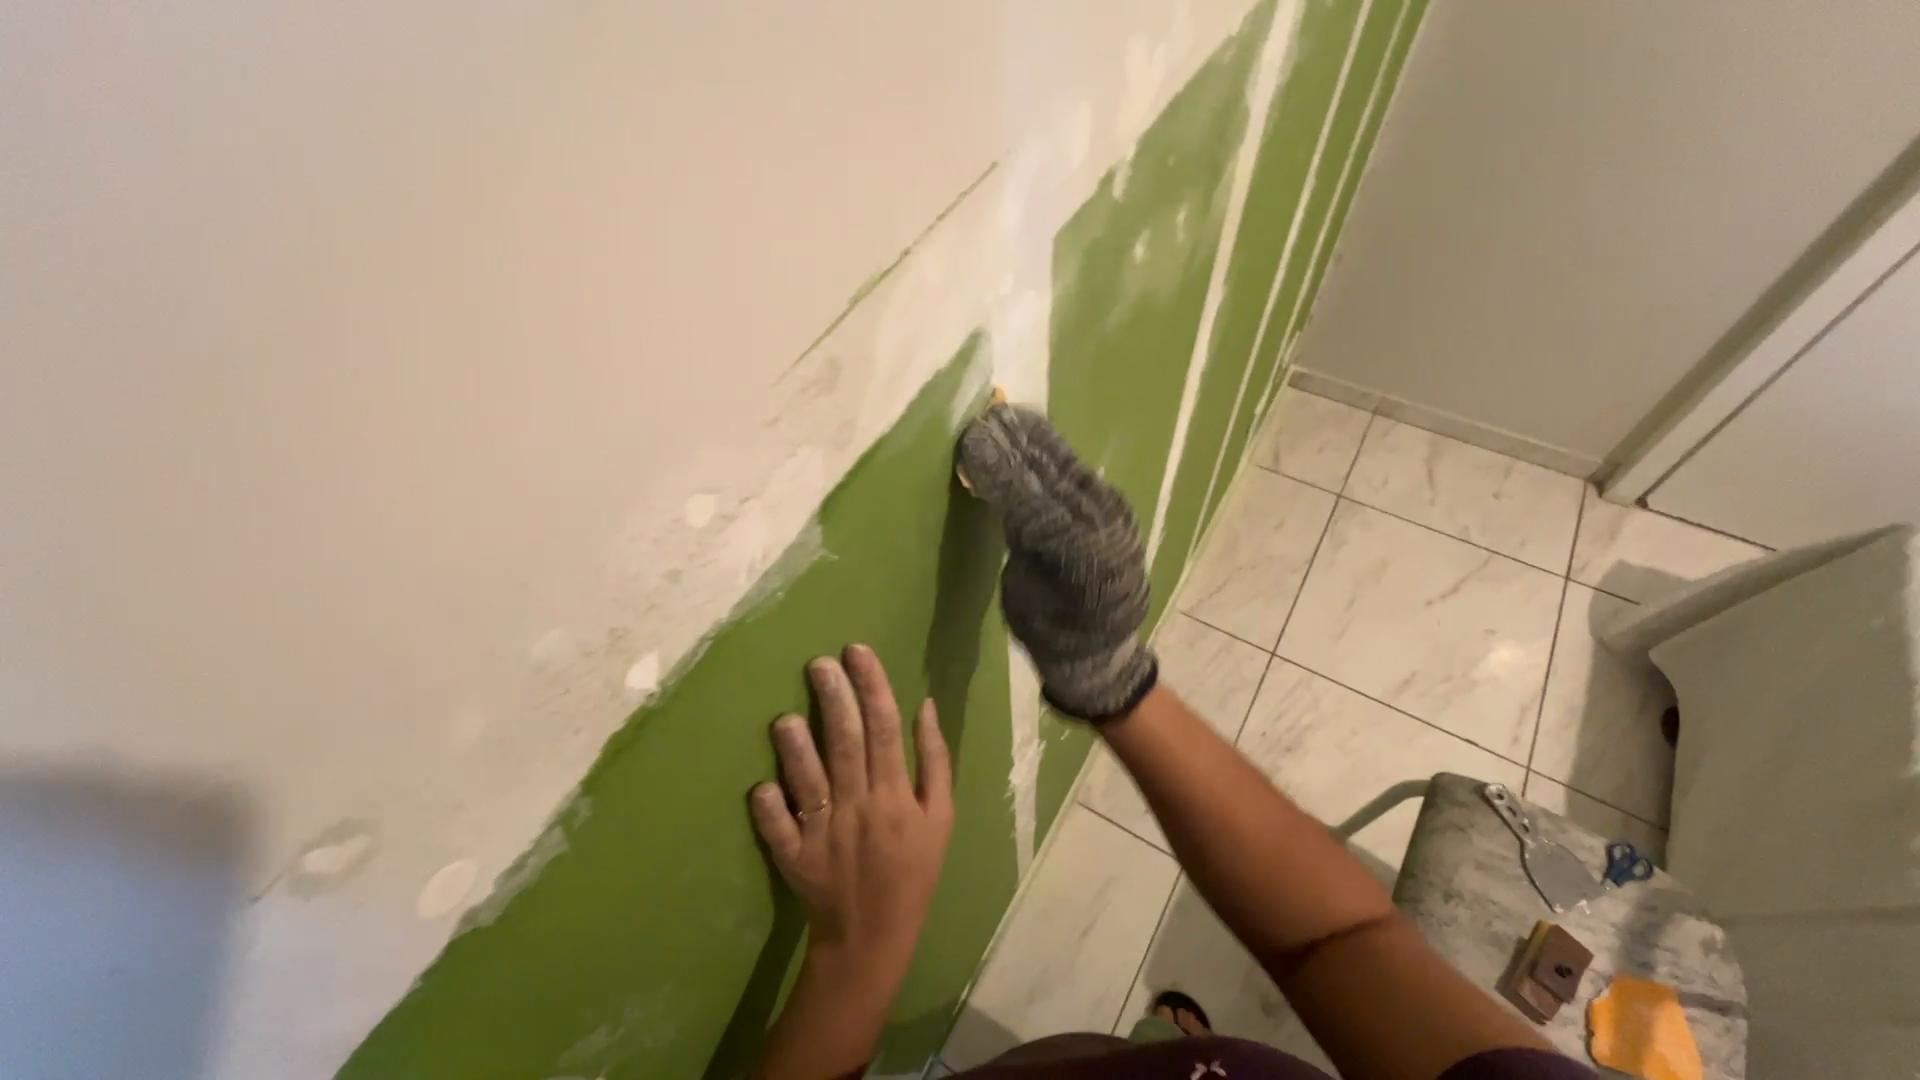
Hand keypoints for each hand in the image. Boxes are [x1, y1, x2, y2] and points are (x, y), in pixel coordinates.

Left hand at [750, 645, 952, 994]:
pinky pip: (777, 826)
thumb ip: (935, 762)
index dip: (872, 686)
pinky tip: (761, 784)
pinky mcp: (794, 857)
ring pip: (807, 779)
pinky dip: (768, 805)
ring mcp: (823, 833)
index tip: (858, 652)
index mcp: (896, 795)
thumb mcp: (941, 818)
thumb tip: (925, 707)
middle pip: (845, 742)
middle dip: (833, 698)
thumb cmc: (914, 870)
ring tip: (785, 717)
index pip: (884, 728)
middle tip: (819, 663)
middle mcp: (859, 807)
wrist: (875, 937)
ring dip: (795, 746)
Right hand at [957, 404, 1156, 720]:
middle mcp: (1099, 524)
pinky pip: (1081, 476)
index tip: (972, 439)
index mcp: (1072, 550)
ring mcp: (1114, 514)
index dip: (998, 466)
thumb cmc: (1050, 629)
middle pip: (1050, 473)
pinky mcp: (1119, 512)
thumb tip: (999, 493)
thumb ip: (1019, 537)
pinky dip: (1056, 456)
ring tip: (1009, 417)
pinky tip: (1037, 440)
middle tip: (988, 415)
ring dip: (1037, 442)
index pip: (1027, 495)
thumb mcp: (1022, 588)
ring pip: (1068, 467)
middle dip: (1017, 443)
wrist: (1102, 651)